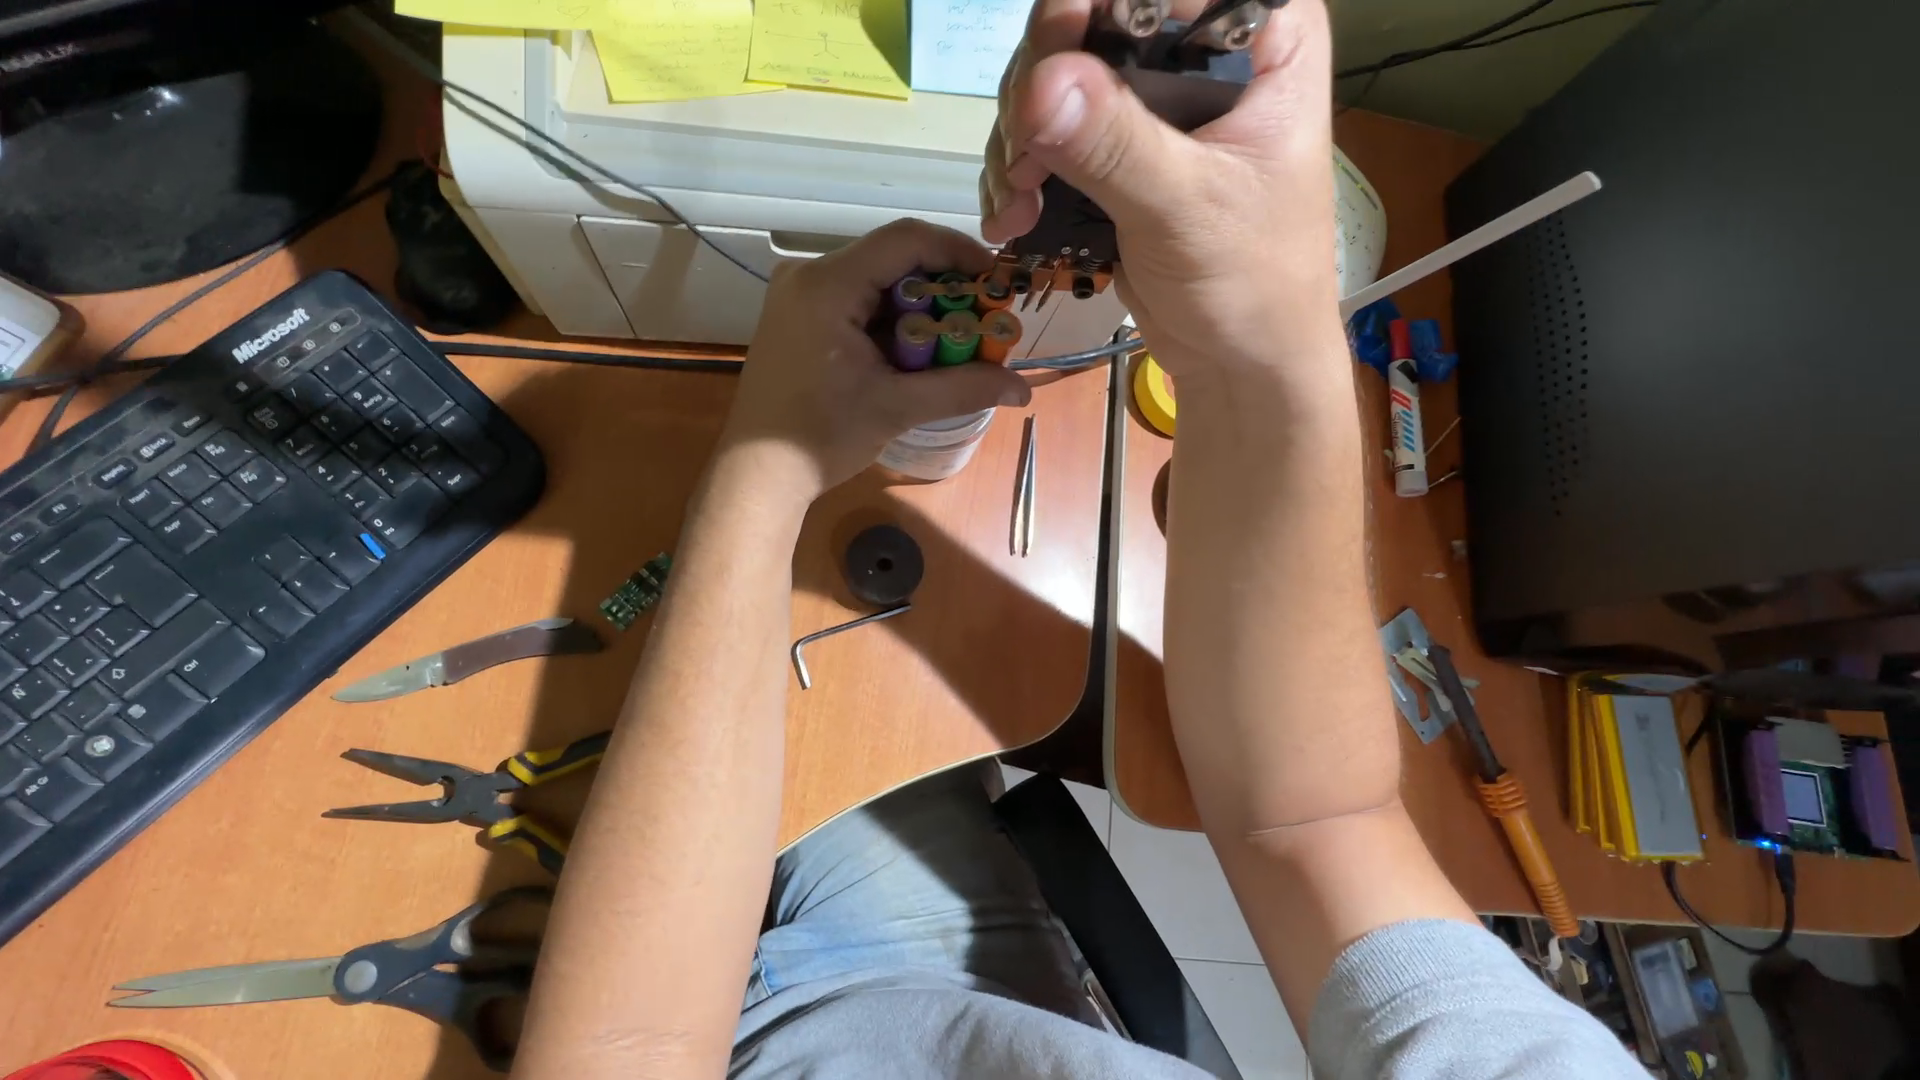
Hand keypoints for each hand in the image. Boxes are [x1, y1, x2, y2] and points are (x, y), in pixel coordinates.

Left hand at [720, 219, 1032, 497]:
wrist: (759, 473)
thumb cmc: (822, 436)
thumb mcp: (897, 408)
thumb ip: (963, 388)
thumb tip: (1024, 389)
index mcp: (827, 285)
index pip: (905, 240)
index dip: (957, 251)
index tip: (995, 280)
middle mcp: (808, 276)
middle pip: (891, 259)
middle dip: (942, 289)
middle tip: (980, 320)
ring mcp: (798, 296)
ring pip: (875, 281)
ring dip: (918, 308)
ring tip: (952, 342)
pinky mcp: (797, 317)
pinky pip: (856, 301)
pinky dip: (891, 321)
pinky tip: (913, 353)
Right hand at [980, 0, 1343, 384]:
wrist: (1238, 358)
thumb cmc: (1250, 282)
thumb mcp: (1188, 208)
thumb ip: (1117, 145)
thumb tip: (1039, 82)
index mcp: (1258, 36)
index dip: (1090, 14)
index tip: (1045, 77)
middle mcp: (1199, 53)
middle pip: (1089, 24)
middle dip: (1039, 93)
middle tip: (1023, 164)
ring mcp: (1150, 106)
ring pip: (1054, 82)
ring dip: (1018, 143)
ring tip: (1016, 206)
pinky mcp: (1113, 156)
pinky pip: (1047, 137)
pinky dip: (1020, 175)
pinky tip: (1013, 219)